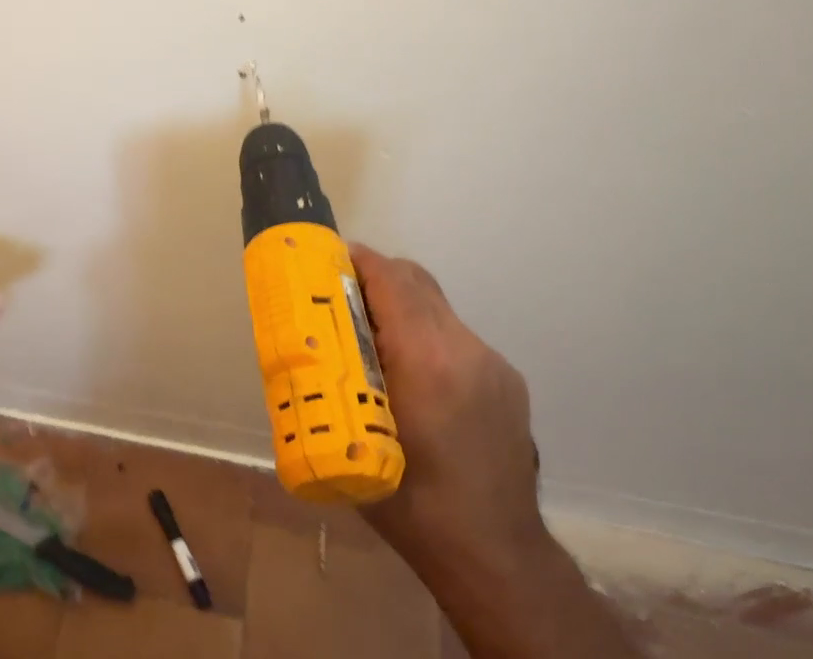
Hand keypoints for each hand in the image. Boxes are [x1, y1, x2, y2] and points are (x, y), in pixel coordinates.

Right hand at [351, 244, 547, 568]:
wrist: (494, 552)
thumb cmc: (412, 503)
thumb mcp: (354, 440)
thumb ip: (334, 385)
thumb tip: (305, 350)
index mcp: (427, 359)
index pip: (391, 279)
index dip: (355, 261)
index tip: (321, 262)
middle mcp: (465, 349)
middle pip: (415, 281)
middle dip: (373, 277)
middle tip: (334, 296)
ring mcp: (492, 363)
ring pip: (438, 307)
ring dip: (400, 309)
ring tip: (367, 341)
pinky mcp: (507, 381)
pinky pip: (456, 336)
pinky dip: (425, 336)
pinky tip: (410, 378)